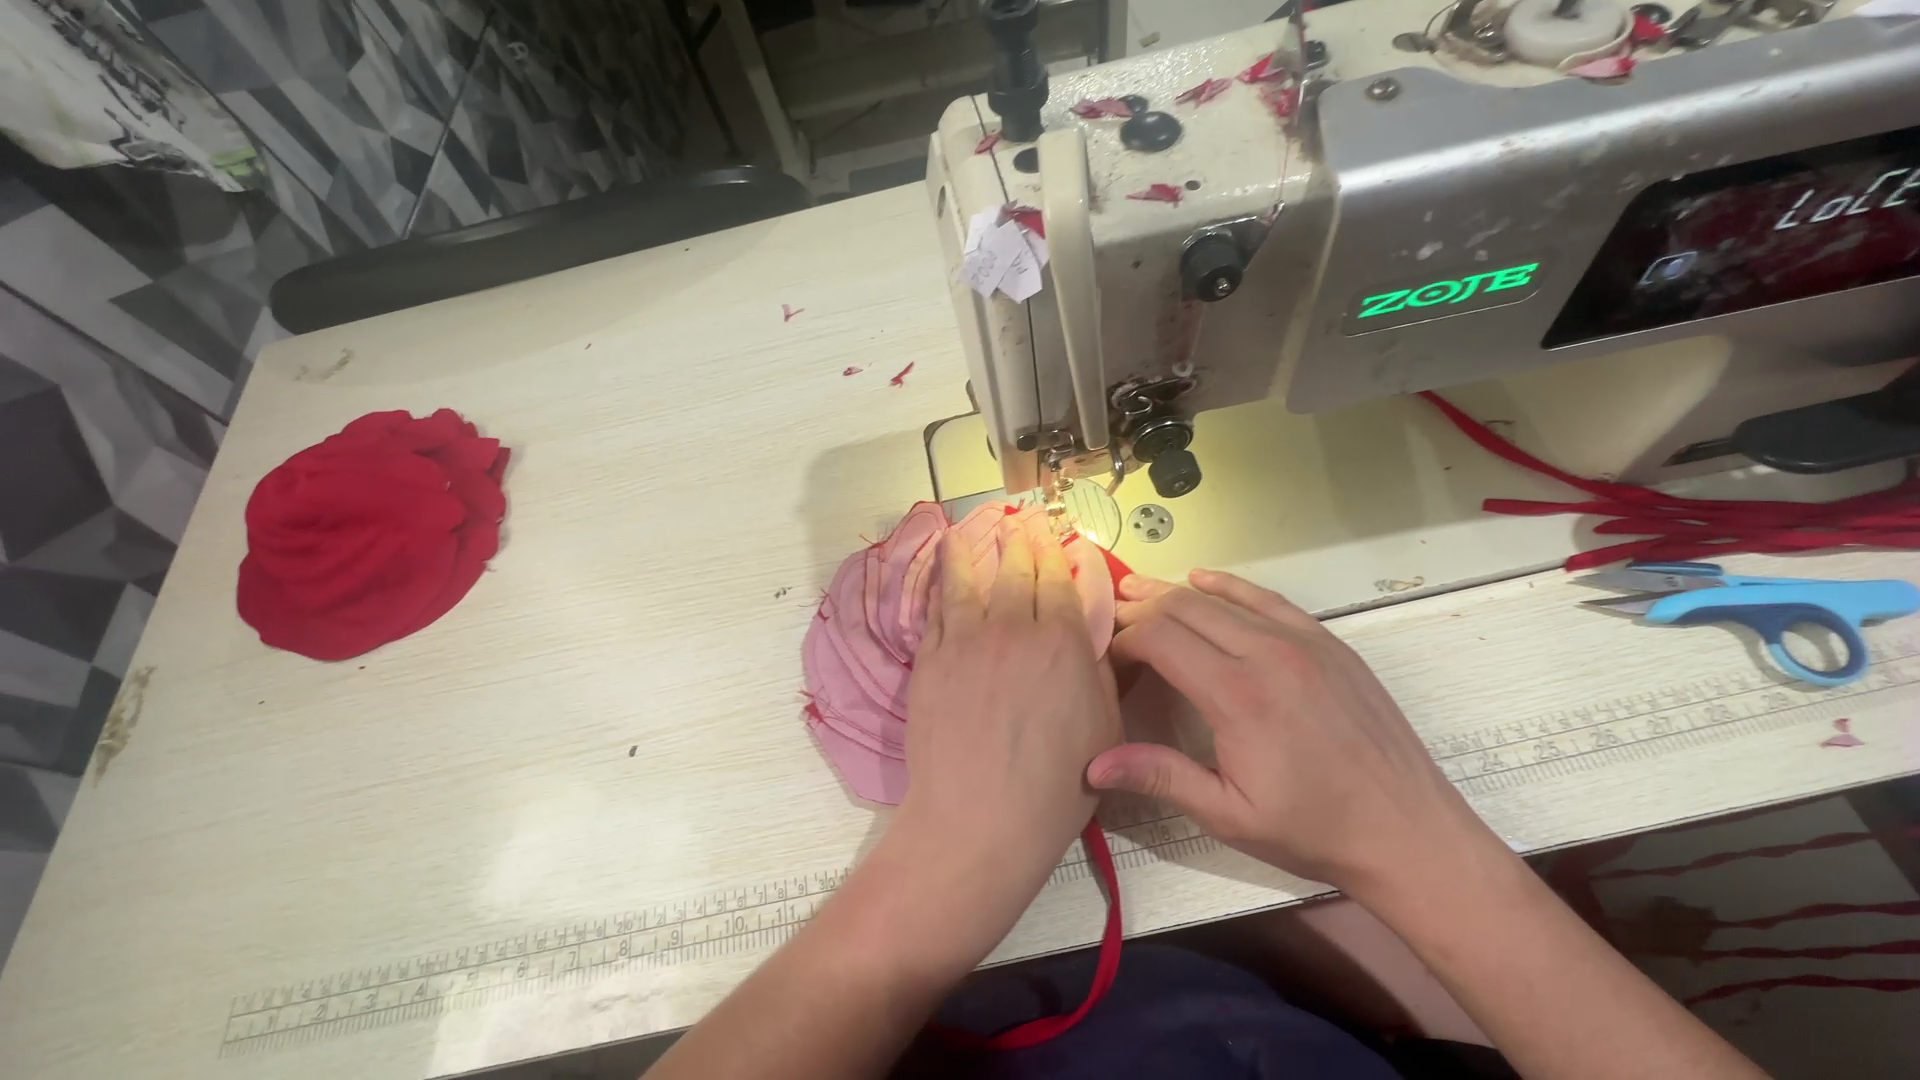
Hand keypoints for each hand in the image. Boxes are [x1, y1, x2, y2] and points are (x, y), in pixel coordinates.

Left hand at [898, 514, 1121, 908]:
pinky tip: (944, 570)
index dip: (1057, 552)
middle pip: (1016, 570)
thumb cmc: (1054, 788)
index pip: (1058, 580)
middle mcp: (1012, 629)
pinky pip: (937, 608)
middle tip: (1021, 521)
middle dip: (1022, 540)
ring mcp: (964, 641)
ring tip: (973, 528)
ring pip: (970, 579)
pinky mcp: (929, 660)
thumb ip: (1098, 672)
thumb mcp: (1103, 729)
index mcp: (1061, 643)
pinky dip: (942, 582)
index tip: (1055, 534)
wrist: (978, 821)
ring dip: (975, 548)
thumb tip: (1091, 633)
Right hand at [1087, 570, 1494, 894]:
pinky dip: (1229, 585)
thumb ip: (1161, 777)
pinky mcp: (1328, 643)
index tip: (1105, 655)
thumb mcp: (1229, 814)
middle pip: (1185, 608)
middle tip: (1109, 619)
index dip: (1123, 638)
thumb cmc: (1312, 829)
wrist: (1407, 831)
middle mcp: (1268, 654)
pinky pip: (1268, 599)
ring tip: (1137, 590)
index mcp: (1238, 696)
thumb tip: (1093, 764)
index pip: (1160, 638)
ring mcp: (1303, 642)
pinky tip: (1204, 579)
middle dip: (1140, 608)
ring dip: (1174, 591)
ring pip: (1223, 597)